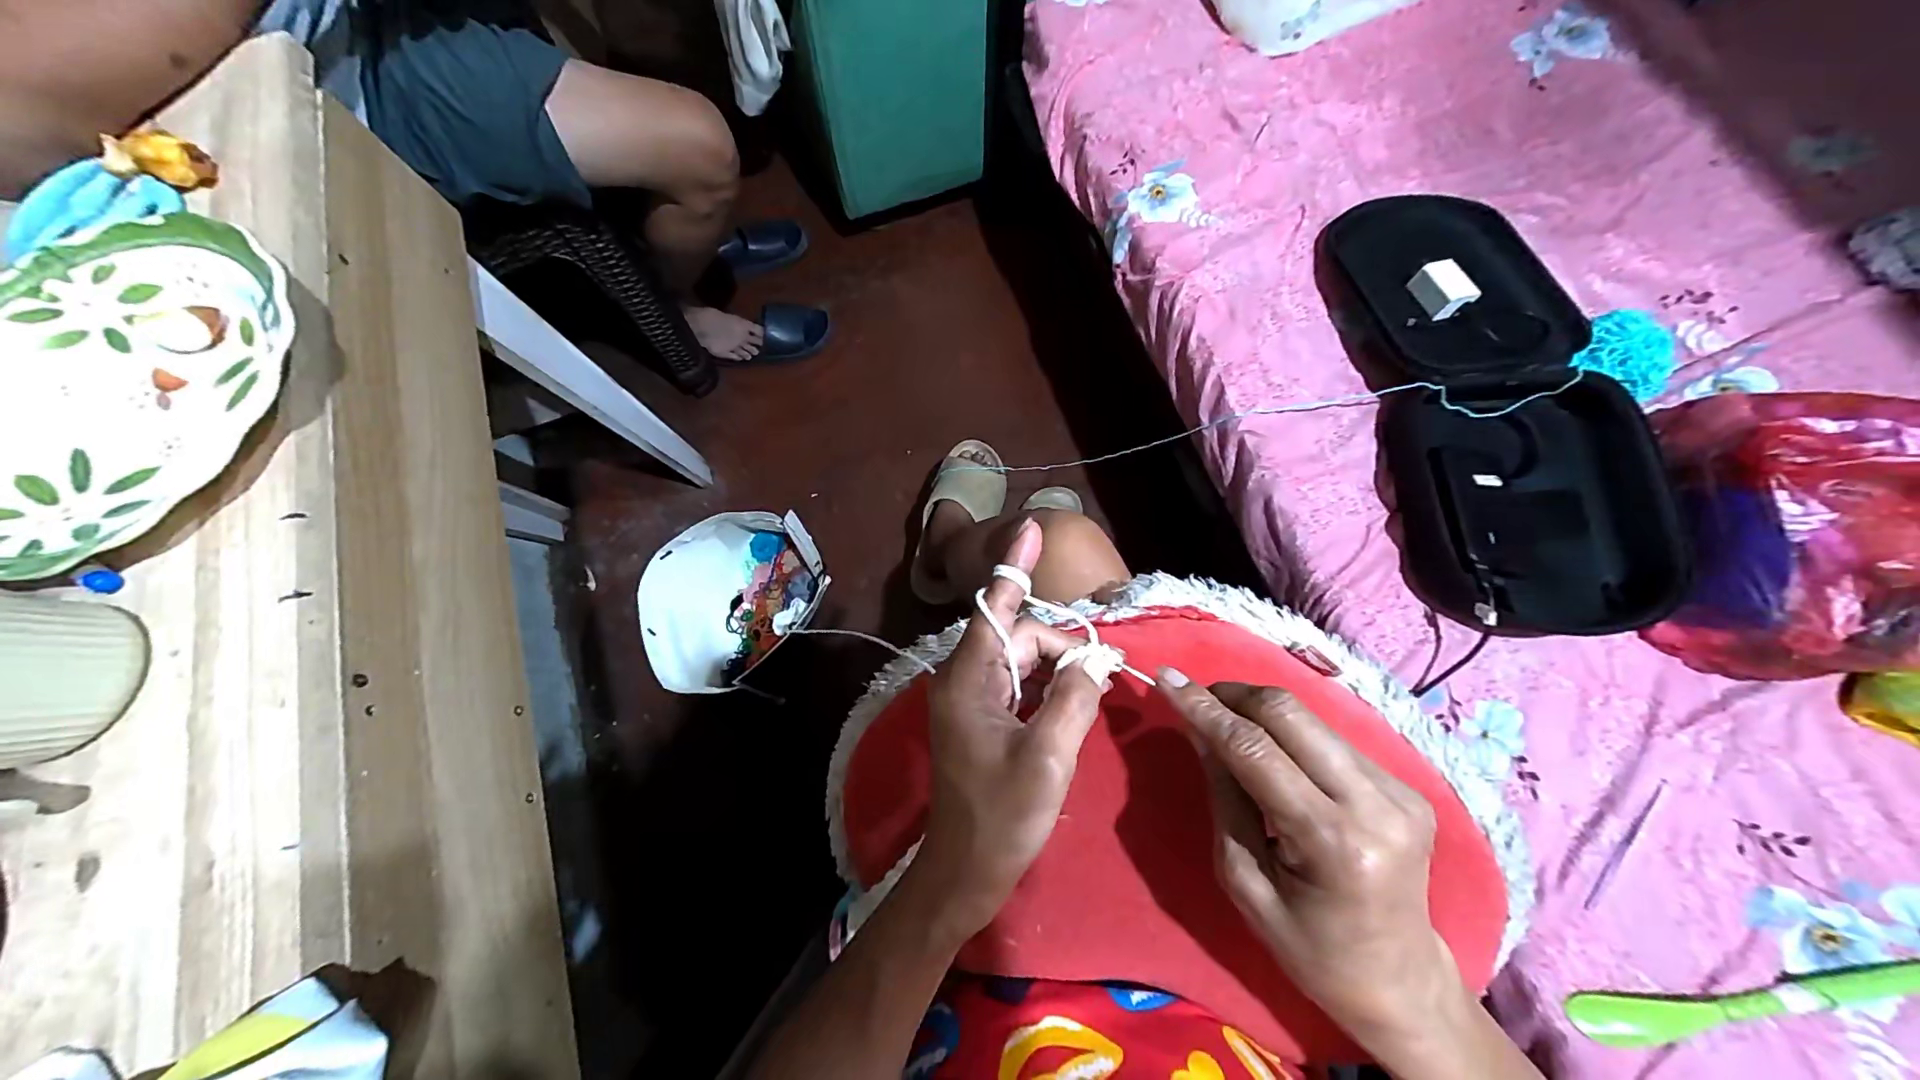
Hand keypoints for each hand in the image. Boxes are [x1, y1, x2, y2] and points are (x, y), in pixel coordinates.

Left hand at [912, 519, 1107, 940]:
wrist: (965, 870)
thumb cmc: (1003, 816)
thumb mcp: (1049, 755)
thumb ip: (1073, 696)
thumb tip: (1096, 658)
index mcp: (968, 679)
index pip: (995, 608)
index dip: (1015, 568)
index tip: (1031, 527)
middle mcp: (964, 679)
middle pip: (1019, 637)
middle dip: (1061, 646)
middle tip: (1104, 673)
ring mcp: (971, 699)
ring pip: (1022, 660)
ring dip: (1058, 667)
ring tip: (1093, 686)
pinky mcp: (981, 718)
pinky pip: (1019, 684)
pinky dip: (1048, 686)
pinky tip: (1072, 700)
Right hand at [1158, 676, 1465, 1043]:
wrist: (1398, 981)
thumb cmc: (1307, 945)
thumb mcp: (1244, 880)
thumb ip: (1224, 796)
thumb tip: (1199, 729)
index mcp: (1334, 843)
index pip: (1255, 751)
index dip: (1205, 709)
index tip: (1167, 678)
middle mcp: (1377, 806)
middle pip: (1291, 715)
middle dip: (1234, 695)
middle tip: (1196, 697)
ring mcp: (1401, 792)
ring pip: (1312, 718)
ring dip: (1260, 709)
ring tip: (1226, 720)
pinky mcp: (1410, 787)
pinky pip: (1332, 738)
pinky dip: (1290, 733)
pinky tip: (1272, 752)